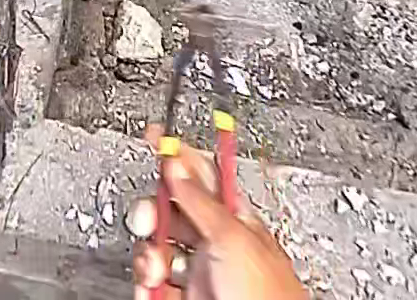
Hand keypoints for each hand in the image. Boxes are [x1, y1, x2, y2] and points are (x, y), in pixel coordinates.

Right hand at [127, 125, 306, 299]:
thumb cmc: (269, 295)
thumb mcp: (232, 236)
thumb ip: (200, 198)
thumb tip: (176, 161)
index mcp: (232, 216)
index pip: (200, 171)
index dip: (177, 151)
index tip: (157, 133)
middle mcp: (215, 239)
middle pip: (171, 207)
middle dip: (152, 209)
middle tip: (147, 218)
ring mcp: (202, 270)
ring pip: (160, 245)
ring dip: (149, 252)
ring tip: (154, 266)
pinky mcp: (189, 297)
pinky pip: (157, 283)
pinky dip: (148, 284)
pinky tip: (151, 287)